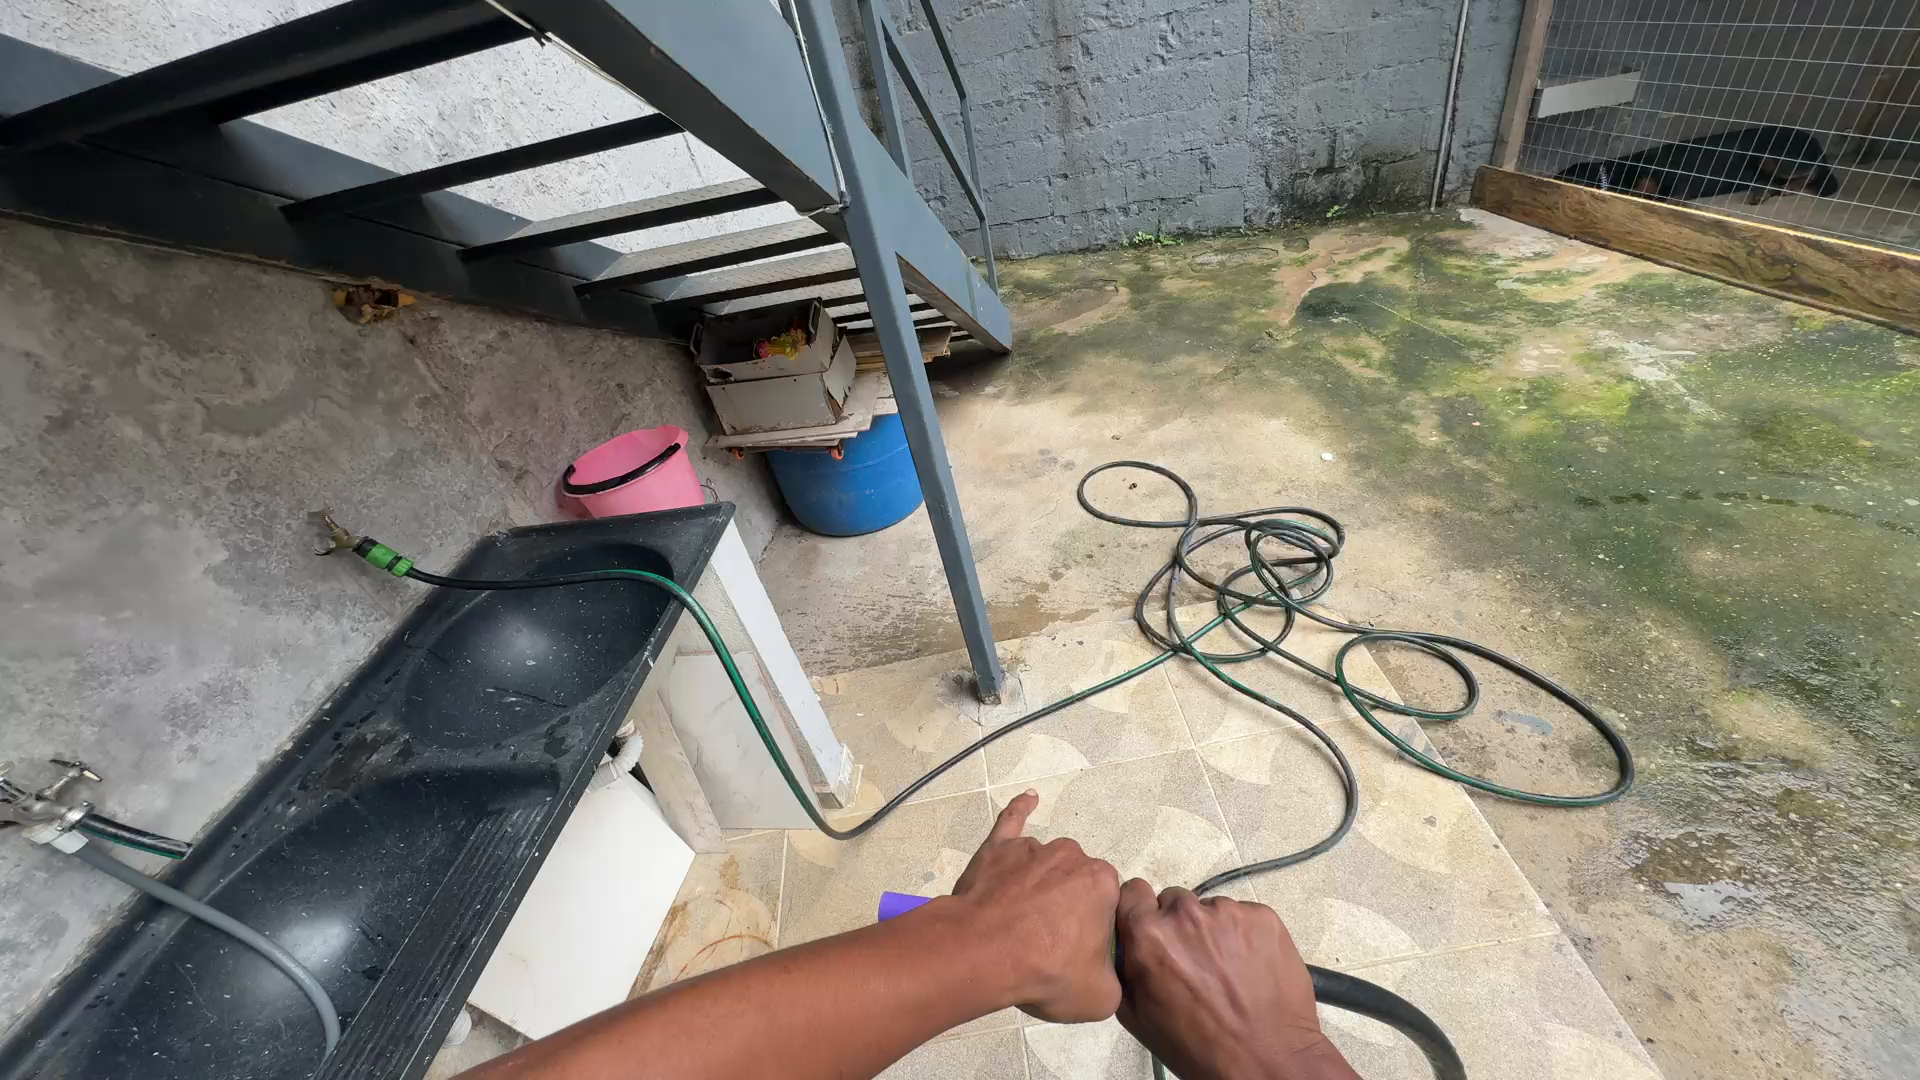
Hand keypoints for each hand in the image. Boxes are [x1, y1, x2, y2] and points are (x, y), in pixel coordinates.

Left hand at [947, 789, 1121, 1022]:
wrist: (984, 952)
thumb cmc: (1046, 971)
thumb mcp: (1101, 996)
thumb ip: (1115, 977)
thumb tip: (1107, 972)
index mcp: (1101, 883)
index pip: (1107, 902)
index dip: (1095, 928)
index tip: (1080, 951)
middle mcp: (1071, 855)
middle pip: (1076, 880)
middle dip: (1068, 905)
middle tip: (1049, 941)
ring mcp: (1033, 847)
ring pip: (1044, 865)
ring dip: (1040, 886)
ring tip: (1020, 921)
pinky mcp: (999, 846)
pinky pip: (1012, 820)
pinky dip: (1021, 809)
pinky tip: (1030, 798)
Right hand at [1115, 881, 1357, 1079]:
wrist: (1269, 1067)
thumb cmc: (1201, 1049)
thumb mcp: (1137, 1016)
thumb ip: (1122, 967)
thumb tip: (1119, 941)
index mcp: (1147, 934)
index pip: (1132, 892)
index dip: (1140, 911)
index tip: (1152, 930)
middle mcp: (1184, 914)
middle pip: (1173, 901)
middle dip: (1179, 926)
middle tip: (1194, 962)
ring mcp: (1226, 911)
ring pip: (1210, 909)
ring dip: (1213, 932)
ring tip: (1227, 971)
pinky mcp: (1262, 916)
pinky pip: (1244, 915)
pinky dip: (1245, 936)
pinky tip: (1250, 967)